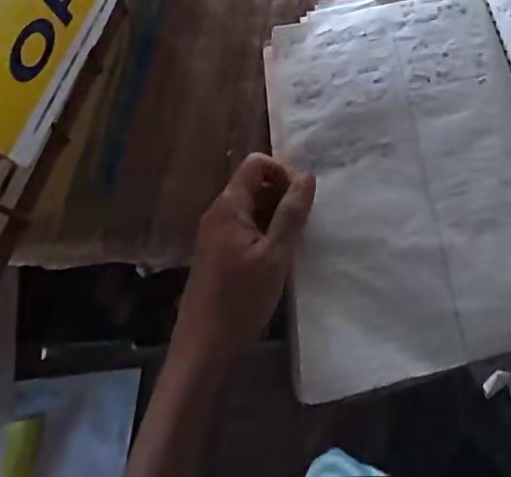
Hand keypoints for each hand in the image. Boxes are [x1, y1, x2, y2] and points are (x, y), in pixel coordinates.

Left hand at [172, 153, 315, 359]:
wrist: (203, 347)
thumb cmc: (241, 299)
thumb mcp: (275, 255)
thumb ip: (290, 214)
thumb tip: (306, 177)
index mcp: (229, 205)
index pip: (256, 164)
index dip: (283, 173)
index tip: (303, 199)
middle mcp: (218, 212)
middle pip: (253, 184)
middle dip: (282, 194)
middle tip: (306, 222)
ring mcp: (214, 233)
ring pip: (250, 207)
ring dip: (275, 215)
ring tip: (297, 240)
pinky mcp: (216, 253)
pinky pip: (243, 227)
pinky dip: (263, 232)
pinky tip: (279, 257)